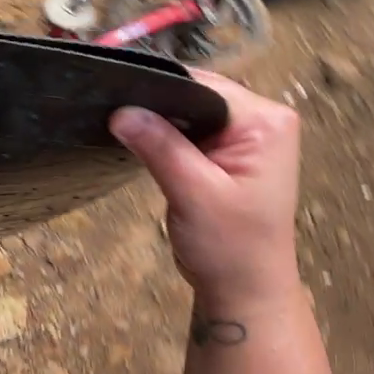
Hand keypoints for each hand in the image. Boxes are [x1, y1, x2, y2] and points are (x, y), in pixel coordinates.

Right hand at [109, 71, 300, 310]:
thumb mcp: (193, 193)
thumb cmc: (228, 245)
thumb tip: (121, 111)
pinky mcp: (225, 155)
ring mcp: (245, 138)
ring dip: (158, 123)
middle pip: (197, 95)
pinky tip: (139, 144)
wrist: (243, 287)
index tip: (114, 98)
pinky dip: (164, 138)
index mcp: (265, 121)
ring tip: (117, 127)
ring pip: (189, 114)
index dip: (159, 89)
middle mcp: (261, 121)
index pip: (204, 86)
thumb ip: (160, 147)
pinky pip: (189, 133)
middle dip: (156, 105)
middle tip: (108, 114)